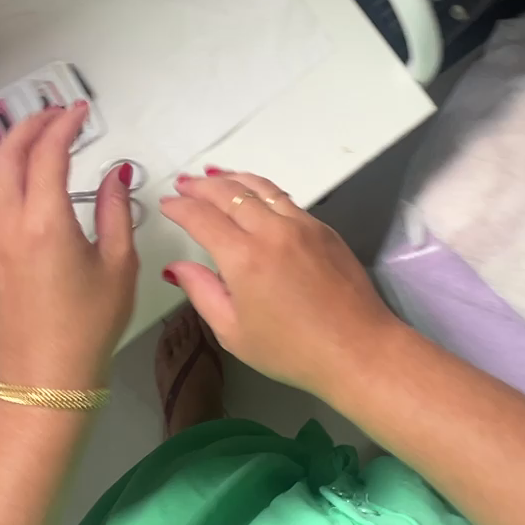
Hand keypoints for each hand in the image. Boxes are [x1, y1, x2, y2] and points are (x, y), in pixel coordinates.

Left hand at [0, 102, 136, 389]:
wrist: (45, 380)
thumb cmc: (91, 324)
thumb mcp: (119, 264)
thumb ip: (117, 210)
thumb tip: (117, 172)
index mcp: (45, 222)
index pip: (48, 154)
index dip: (64, 126)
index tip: (81, 111)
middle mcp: (9, 224)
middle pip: (6, 156)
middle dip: (29, 126)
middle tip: (56, 114)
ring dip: (9, 147)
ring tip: (35, 135)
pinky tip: (19, 176)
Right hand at [160, 169, 404, 397]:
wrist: (356, 347)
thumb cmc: (291, 350)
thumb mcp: (234, 332)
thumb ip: (202, 292)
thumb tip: (176, 267)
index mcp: (244, 258)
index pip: (203, 218)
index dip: (181, 207)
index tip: (167, 203)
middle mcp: (272, 230)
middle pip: (231, 193)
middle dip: (202, 185)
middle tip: (184, 183)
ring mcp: (301, 224)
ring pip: (261, 187)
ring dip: (233, 178)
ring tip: (214, 174)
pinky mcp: (322, 227)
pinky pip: (284, 198)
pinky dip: (262, 189)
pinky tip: (254, 193)